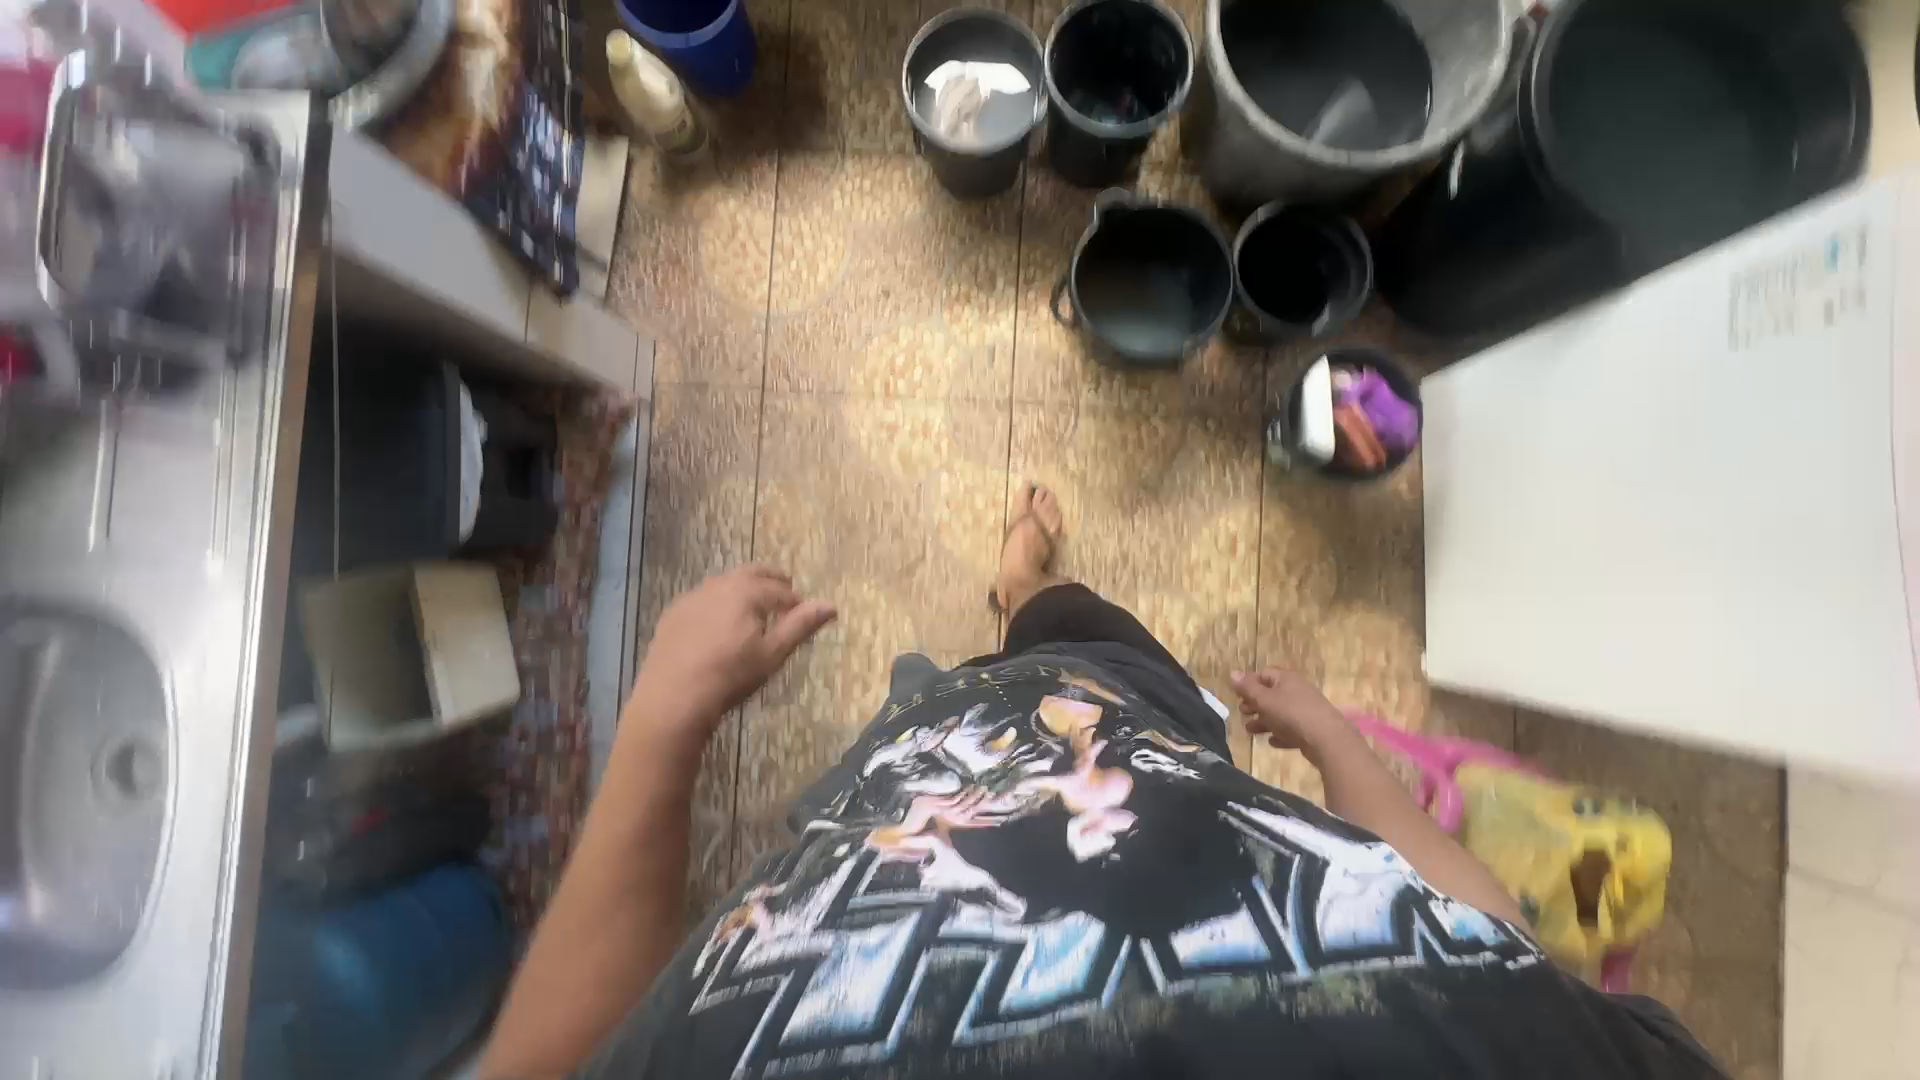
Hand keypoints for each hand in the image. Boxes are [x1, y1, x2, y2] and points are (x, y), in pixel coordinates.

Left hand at [628, 565, 835, 749]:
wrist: (673, 697)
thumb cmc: (731, 675)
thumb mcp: (772, 653)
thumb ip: (800, 626)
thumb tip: (831, 605)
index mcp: (746, 592)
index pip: (780, 590)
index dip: (796, 602)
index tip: (803, 613)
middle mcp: (718, 585)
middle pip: (752, 573)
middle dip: (772, 581)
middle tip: (784, 593)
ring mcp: (692, 597)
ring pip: (725, 583)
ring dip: (743, 589)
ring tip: (752, 609)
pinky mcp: (673, 613)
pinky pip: (702, 598)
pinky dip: (718, 602)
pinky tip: (718, 625)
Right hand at [1230, 668, 1353, 760]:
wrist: (1327, 740)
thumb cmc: (1291, 714)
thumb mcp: (1263, 699)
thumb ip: (1247, 688)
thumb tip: (1233, 673)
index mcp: (1286, 679)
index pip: (1263, 674)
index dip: (1249, 683)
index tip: (1238, 696)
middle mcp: (1297, 690)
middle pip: (1271, 694)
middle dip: (1255, 704)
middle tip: (1243, 713)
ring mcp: (1306, 710)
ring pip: (1280, 713)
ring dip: (1264, 721)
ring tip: (1251, 731)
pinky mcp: (1312, 728)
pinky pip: (1292, 729)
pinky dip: (1280, 733)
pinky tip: (1272, 742)